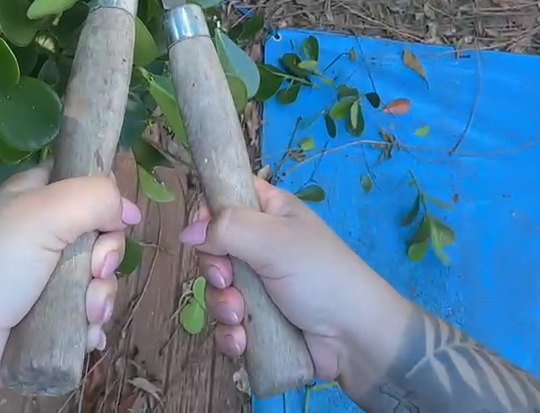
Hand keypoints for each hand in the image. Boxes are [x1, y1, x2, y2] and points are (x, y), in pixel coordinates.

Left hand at [0, 167, 140, 396]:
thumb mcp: (46, 212)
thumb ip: (97, 198)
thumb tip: (132, 212)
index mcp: (38, 194)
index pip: (88, 182)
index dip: (107, 200)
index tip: (112, 220)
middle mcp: (44, 231)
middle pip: (102, 232)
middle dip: (107, 257)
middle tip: (95, 272)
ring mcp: (46, 276)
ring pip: (99, 276)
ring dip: (101, 297)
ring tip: (87, 314)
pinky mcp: (48, 315)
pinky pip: (88, 312)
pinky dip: (92, 323)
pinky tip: (87, 333)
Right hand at [179, 179, 413, 384]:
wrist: (354, 337)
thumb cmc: (318, 273)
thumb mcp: (274, 240)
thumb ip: (227, 229)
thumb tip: (185, 232)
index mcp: (269, 211)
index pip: (225, 197)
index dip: (207, 213)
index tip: (202, 234)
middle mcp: (261, 243)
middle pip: (214, 247)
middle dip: (215, 270)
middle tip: (230, 279)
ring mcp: (259, 284)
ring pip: (217, 289)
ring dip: (222, 306)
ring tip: (242, 318)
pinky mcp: (259, 321)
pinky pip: (227, 324)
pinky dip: (229, 334)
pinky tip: (242, 343)